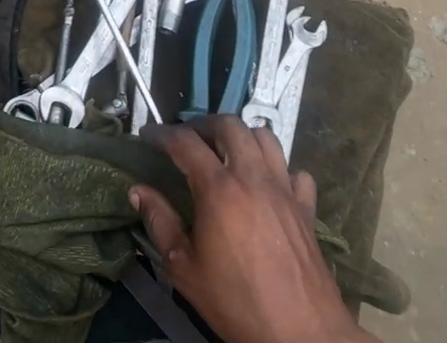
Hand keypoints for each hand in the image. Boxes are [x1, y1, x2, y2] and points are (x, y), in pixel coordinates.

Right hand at [131, 118, 375, 342]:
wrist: (303, 336)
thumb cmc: (236, 302)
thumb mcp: (184, 266)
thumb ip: (159, 221)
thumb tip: (138, 190)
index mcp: (219, 189)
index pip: (185, 141)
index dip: (162, 133)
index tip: (147, 137)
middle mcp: (254, 179)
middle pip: (230, 126)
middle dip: (203, 125)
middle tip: (187, 140)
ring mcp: (285, 191)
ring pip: (266, 139)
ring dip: (241, 137)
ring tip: (225, 153)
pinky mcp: (308, 210)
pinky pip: (295, 172)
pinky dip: (278, 169)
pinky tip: (266, 185)